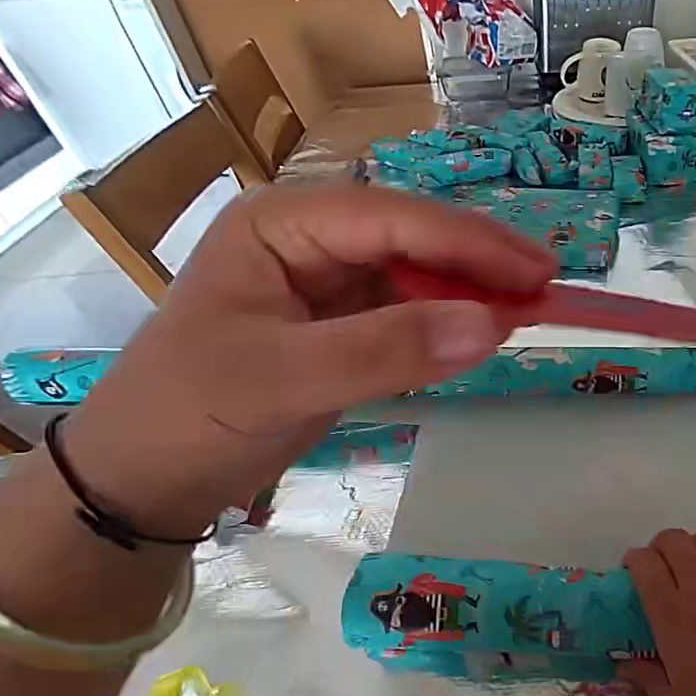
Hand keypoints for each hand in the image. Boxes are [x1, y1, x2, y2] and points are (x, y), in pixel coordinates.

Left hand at [60, 184, 556, 532]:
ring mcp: (331, 283)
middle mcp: (312, 241)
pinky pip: (413, 312)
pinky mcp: (346, 324)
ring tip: (529, 309)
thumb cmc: (193, 413)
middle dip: (480, 261)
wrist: (148, 476)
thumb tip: (492, 326)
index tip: (537, 271)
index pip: (392, 218)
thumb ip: (388, 349)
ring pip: (421, 274)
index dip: (470, 242)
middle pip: (414, 238)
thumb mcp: (286, 378)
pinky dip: (451, 322)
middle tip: (547, 287)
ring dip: (473, 291)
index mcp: (282, 225)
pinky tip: (484, 331)